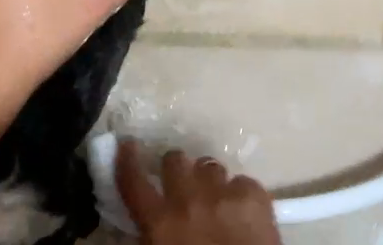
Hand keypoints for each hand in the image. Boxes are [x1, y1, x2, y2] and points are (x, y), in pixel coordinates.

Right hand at [116, 142, 281, 244]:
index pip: (134, 181)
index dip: (128, 160)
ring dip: (207, 181)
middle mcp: (188, 199)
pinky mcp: (253, 195)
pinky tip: (242, 214)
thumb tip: (144, 223)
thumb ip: (150, 236)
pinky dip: (239, 195)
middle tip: (181, 184)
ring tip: (213, 199)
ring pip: (209, 166)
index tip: (128, 146)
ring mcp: (222, 193)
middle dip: (176, 169)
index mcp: (160, 222)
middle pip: (175, 160)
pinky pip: (242, 182)